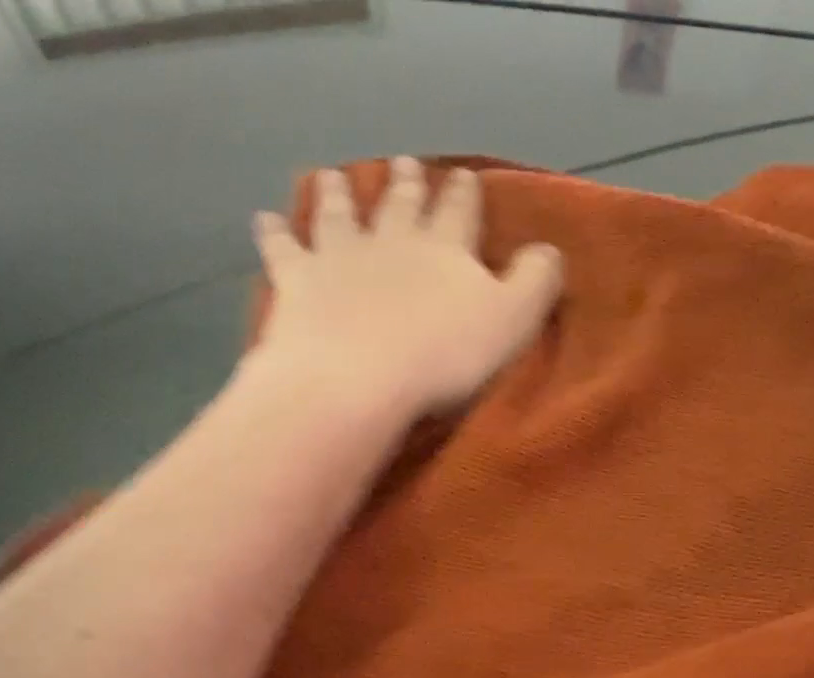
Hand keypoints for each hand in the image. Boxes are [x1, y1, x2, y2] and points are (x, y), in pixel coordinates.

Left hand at [244, 157, 562, 421]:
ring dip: (339, 193)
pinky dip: (274, 232)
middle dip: (407, 184)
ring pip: (340, 214)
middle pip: (401, 206)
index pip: (459, 213)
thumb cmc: (445, 354)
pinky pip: (283, 249)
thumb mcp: (514, 319)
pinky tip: (265, 218)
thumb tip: (548, 249)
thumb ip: (536, 281)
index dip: (464, 194)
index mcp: (447, 249)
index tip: (465, 175)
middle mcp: (392, 241)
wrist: (357, 379)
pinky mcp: (297, 282)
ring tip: (334, 176)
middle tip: (405, 163)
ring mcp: (339, 257)